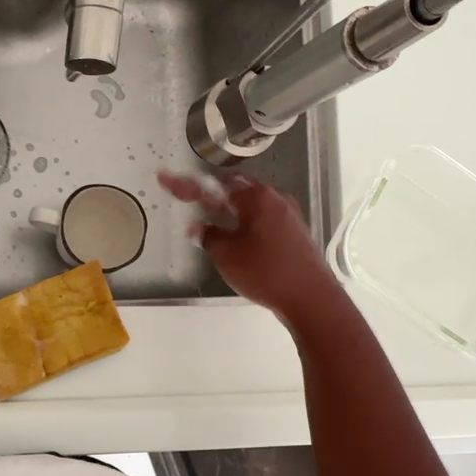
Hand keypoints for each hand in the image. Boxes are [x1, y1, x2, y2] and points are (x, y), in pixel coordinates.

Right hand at [158, 170, 329, 318]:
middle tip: (191, 201)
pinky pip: (263, 219)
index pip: (212, 186)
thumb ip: (209, 236)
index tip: (164, 178)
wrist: (310, 297)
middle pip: (235, 189)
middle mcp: (274, 199)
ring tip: (212, 222)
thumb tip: (198, 227)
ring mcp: (288, 215)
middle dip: (212, 194)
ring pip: (251, 205)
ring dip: (230, 210)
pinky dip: (245, 223)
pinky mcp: (295, 232)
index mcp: (255, 198)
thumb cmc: (264, 272)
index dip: (185, 185)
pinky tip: (237, 238)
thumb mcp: (226, 256)